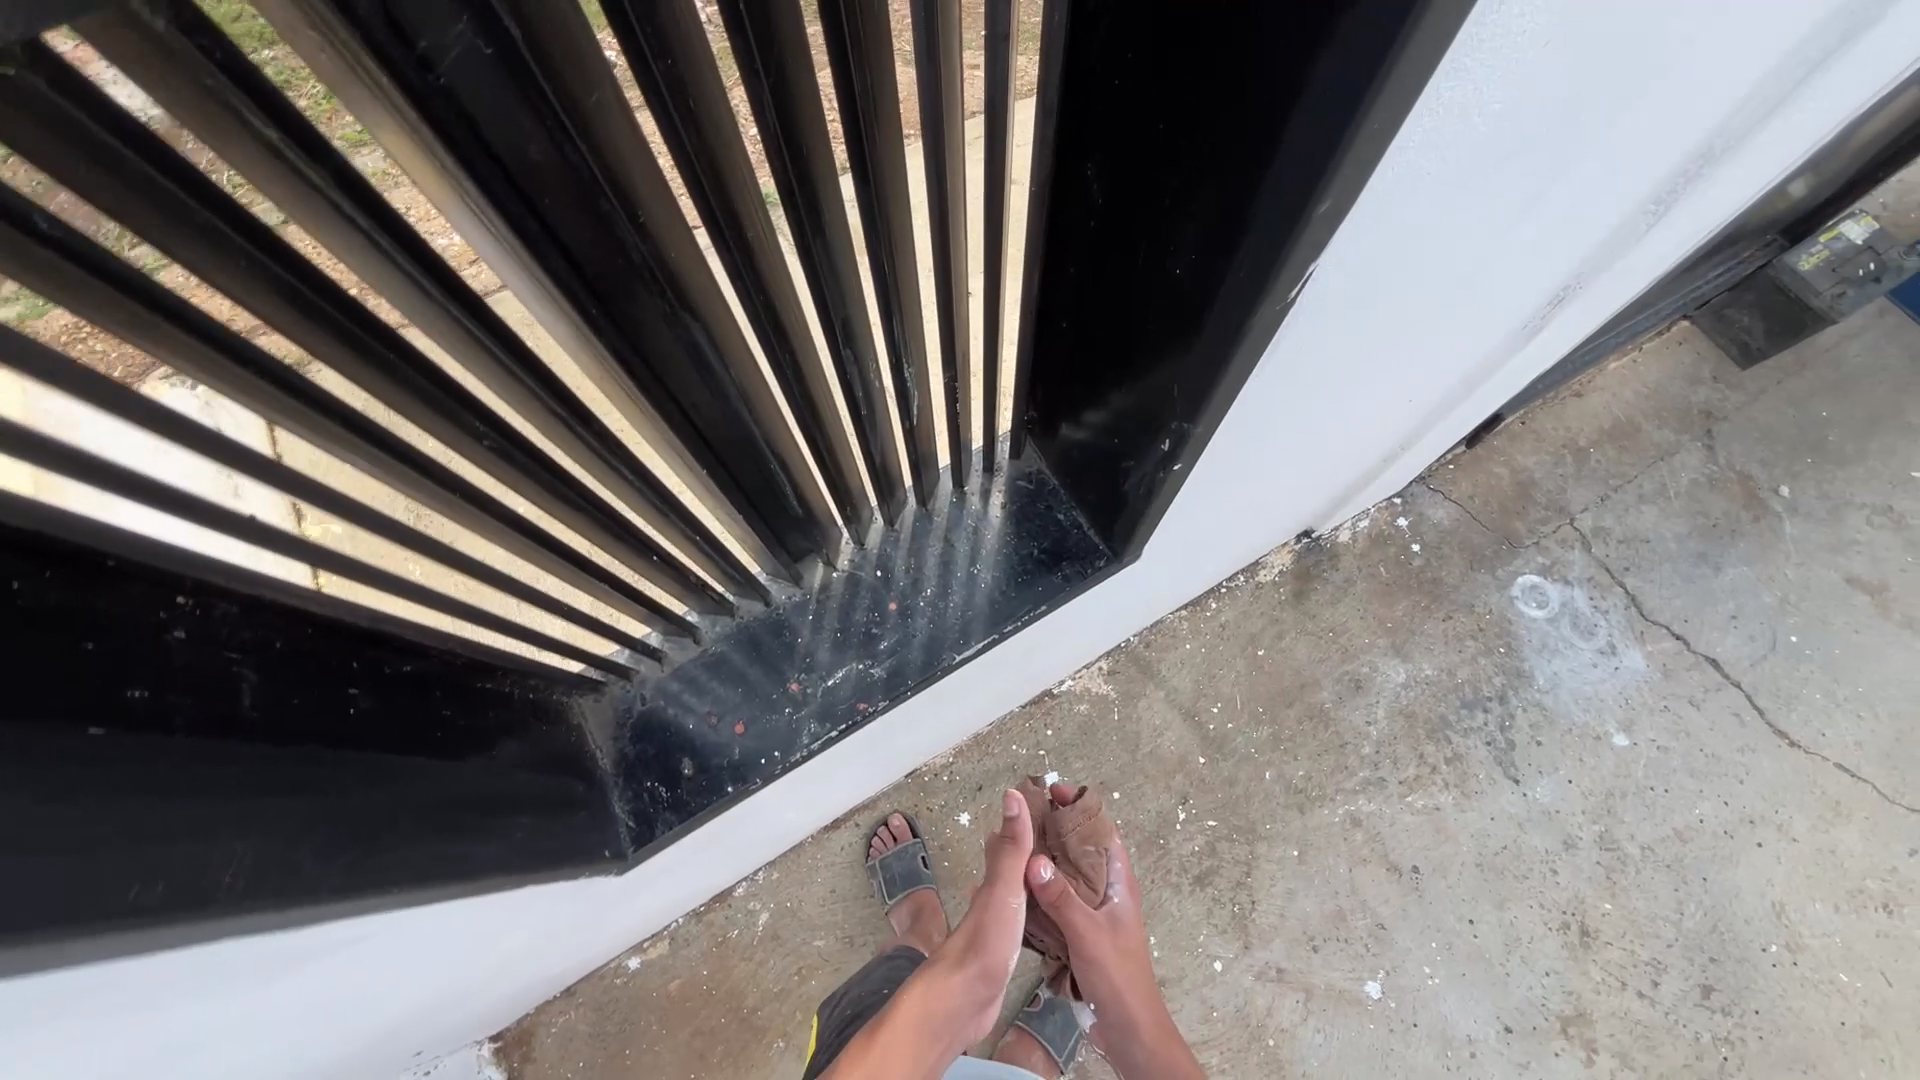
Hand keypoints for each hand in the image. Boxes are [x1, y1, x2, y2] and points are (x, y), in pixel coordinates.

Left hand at [918, 788, 1034, 1046]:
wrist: (963, 1000)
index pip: (1008, 843)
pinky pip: (1022, 927)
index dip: (1025, 827)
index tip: (1047, 811)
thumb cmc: (984, 940)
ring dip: (1032, 885)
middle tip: (1060, 846)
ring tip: (1056, 878)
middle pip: (1012, 869)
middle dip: (1032, 856)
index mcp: (993, 881)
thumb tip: (1012, 793)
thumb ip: (1012, 847)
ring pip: (1017, 898)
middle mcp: (992, 899)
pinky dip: (1033, 917)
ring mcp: (996, 929)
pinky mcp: (1003, 957)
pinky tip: (1043, 922)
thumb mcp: (1003, 888)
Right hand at [1026, 826, 1203, 1078]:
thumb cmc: (1119, 976)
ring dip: (1046, 857)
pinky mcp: (1082, 931)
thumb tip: (1033, 858)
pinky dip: (1040, 888)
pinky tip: (1016, 888)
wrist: (1131, 1029)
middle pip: (1081, 847)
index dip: (1080, 805)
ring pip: (1068, 872)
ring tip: (1013, 844)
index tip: (1050, 790)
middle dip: (1055, 828)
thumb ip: (1061, 898)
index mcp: (1118, 880)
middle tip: (1022, 815)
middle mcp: (1107, 889)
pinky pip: (1059, 898)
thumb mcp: (1088, 934)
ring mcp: (1095, 910)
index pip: (1101, 828)